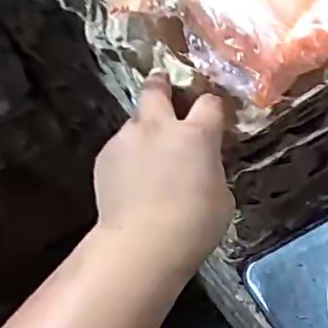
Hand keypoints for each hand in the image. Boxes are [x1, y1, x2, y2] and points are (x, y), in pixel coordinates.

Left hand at [91, 72, 234, 275]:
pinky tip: (137, 181)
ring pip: (137, 121)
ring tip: (153, 157)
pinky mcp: (104, 156)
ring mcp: (127, 139)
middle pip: (157, 89)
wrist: (144, 242)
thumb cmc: (196, 223)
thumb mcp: (222, 197)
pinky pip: (122, 147)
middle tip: (167, 90)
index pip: (210, 103)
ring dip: (147, 130)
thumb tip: (203, 166)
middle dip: (163, 85)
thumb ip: (212, 171)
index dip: (214, 107)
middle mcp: (159, 128)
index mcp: (196, 136)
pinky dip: (132, 156)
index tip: (216, 114)